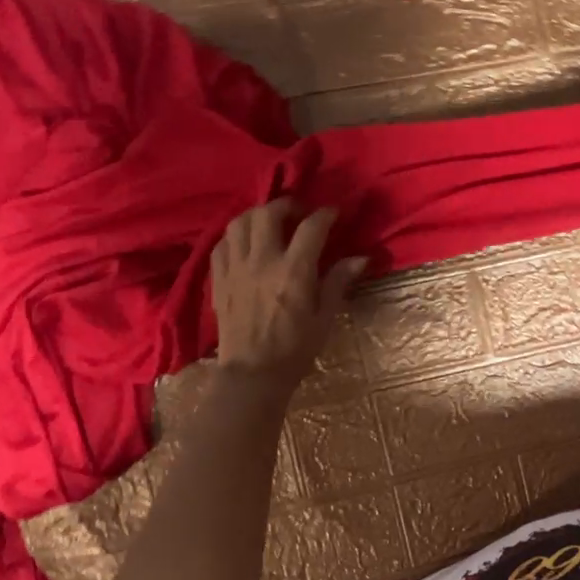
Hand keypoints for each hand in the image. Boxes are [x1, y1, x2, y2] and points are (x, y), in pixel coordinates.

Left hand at [209, 199, 367, 388]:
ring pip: (240, 222)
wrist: (253, 374)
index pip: (311, 227)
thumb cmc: (295, 349)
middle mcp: (262, 261)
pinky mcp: (219, 278)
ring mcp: (236, 268)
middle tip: (299, 213)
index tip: (334, 213)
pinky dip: (235, 236)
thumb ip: (338, 282)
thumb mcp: (324, 318)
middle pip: (269, 213)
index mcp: (293, 271)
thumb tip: (361, 258)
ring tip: (270, 223)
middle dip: (287, 205)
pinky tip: (246, 243)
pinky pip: (221, 244)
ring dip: (257, 215)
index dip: (325, 215)